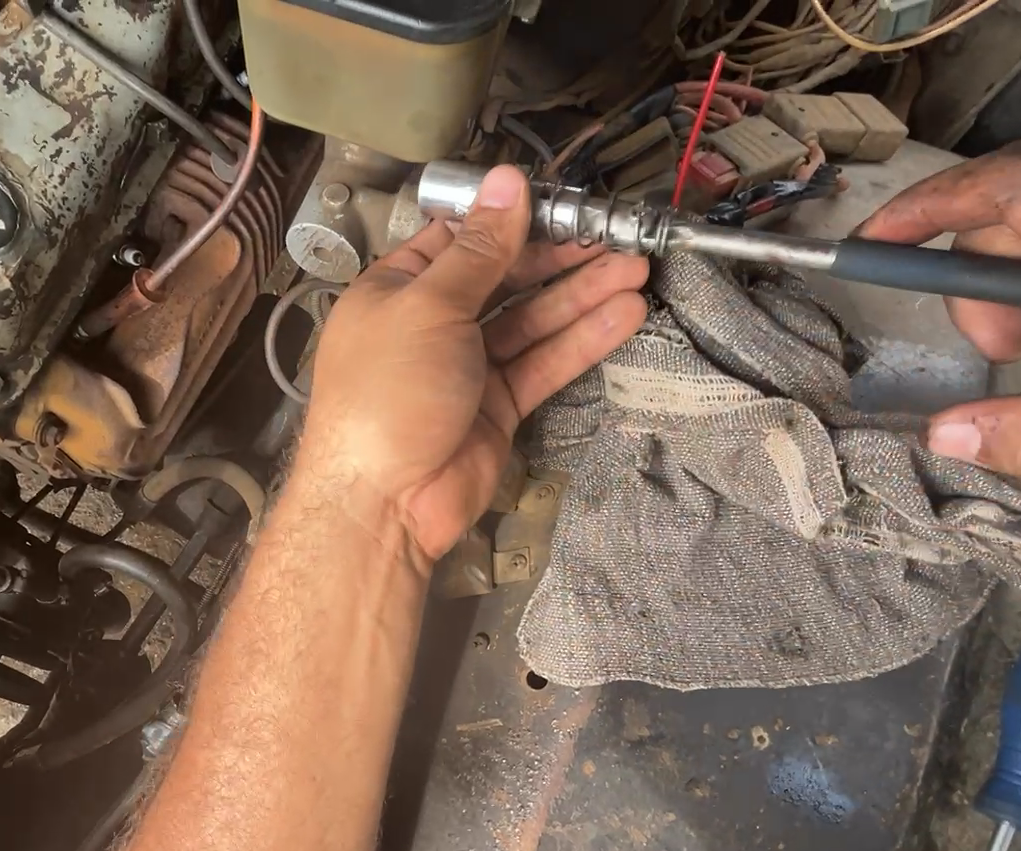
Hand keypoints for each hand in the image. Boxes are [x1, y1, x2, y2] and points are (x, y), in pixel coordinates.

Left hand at [297, 165, 648, 561]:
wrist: (385, 501)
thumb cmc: (390, 390)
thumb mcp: (429, 306)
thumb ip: (478, 249)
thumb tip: (507, 179)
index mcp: (396, 292)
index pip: (456, 241)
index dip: (506, 221)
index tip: (559, 202)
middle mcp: (430, 326)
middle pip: (501, 280)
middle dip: (556, 258)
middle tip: (613, 236)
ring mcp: (465, 369)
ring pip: (528, 322)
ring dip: (579, 295)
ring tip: (635, 268)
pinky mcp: (496, 408)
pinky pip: (540, 365)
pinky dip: (578, 342)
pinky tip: (622, 315)